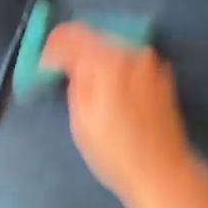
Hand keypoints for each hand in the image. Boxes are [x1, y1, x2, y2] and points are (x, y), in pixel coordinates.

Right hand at [41, 23, 193, 198]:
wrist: (162, 171)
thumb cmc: (114, 150)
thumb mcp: (81, 118)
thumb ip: (75, 80)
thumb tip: (71, 64)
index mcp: (107, 59)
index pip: (71, 35)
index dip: (53, 47)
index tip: (44, 64)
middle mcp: (132, 52)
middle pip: (95, 39)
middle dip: (77, 53)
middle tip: (63, 74)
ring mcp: (152, 64)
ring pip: (116, 51)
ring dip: (99, 62)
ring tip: (90, 87)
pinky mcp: (164, 78)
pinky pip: (133, 65)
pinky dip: (119, 71)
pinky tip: (114, 94)